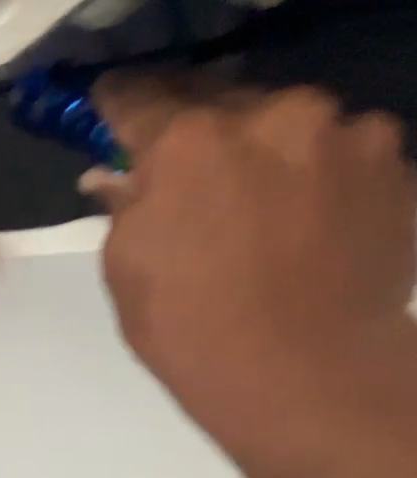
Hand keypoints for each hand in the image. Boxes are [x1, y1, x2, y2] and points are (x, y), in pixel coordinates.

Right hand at [88, 75, 416, 449]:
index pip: (141, 100)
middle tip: (172, 154)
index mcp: (190, 142)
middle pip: (220, 100)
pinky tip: (291, 211)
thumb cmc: (182, 319)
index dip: (118, 100)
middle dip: (192, 125)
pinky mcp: (394, 162)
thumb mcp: (124, 263)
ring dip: (256, 144)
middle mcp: (274, 116)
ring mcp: (346, 134)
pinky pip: (335, 150)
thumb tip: (124, 178)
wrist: (298, 363)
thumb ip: (127, 204)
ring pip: (285, 123)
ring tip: (240, 191)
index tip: (106, 97)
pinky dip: (307, 169)